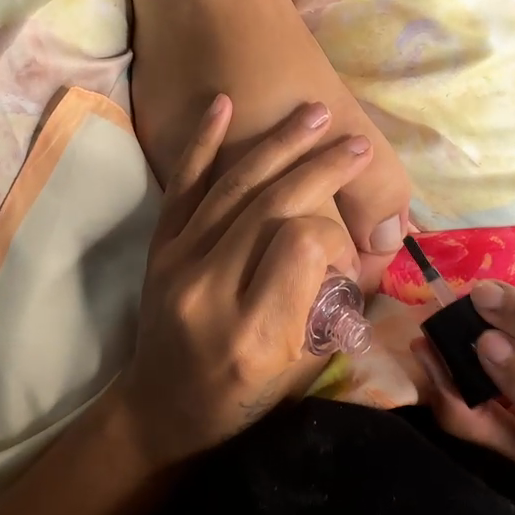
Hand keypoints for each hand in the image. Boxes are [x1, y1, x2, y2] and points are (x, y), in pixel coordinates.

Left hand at [118, 95, 371, 464]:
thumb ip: (330, 308)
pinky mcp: (157, 245)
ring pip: (234, 186)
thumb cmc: (242, 401)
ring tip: (316, 113)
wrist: (161, 410)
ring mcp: (177, 260)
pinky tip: (224, 104)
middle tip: (356, 145)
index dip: (335, 237)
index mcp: (253, 332)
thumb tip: (357, 247)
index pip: (302, 245)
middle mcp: (210, 289)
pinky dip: (202, 141)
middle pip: (271, 205)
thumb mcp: (299, 373)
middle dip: (321, 168)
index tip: (345, 253)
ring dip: (279, 144)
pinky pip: (183, 185)